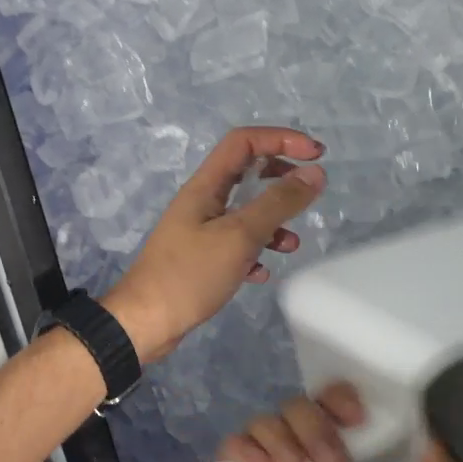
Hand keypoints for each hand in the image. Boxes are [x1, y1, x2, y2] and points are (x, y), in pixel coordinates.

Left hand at [103, 127, 324, 361]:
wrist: (145, 322)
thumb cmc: (189, 275)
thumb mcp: (239, 236)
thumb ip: (277, 203)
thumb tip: (314, 172)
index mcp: (204, 187)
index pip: (243, 142)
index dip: (281, 139)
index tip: (317, 155)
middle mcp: (200, 204)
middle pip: (245, 173)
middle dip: (281, 178)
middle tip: (310, 192)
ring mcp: (197, 232)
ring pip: (243, 214)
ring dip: (272, 223)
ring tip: (290, 245)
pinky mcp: (199, 260)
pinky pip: (234, 247)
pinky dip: (254, 253)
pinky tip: (261, 273)